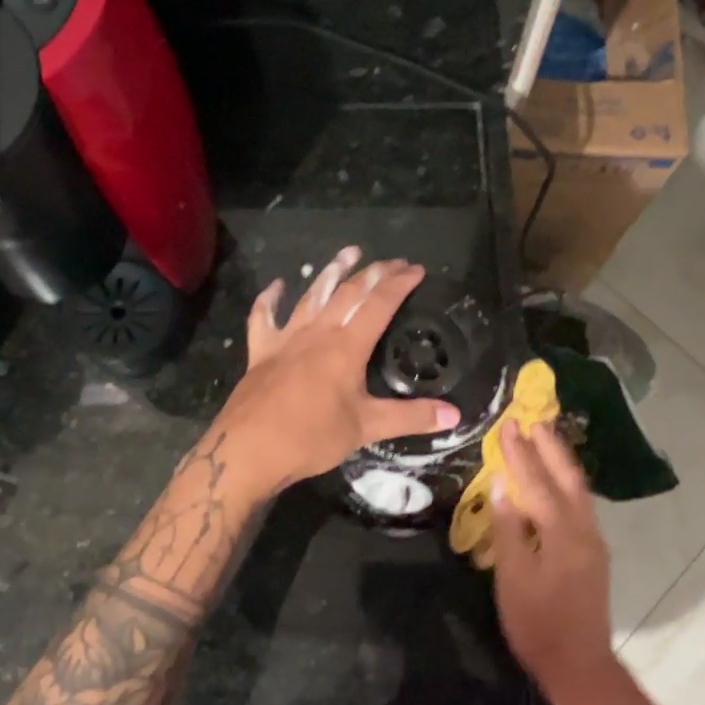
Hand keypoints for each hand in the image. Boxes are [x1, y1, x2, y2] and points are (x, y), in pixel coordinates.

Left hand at [214, 247, 460, 490]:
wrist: (250, 450)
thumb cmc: (311, 437)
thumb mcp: (366, 428)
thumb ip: (411, 418)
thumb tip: (454, 416)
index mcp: (346, 347)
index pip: (379, 304)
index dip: (399, 283)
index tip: (417, 269)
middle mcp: (317, 333)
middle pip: (348, 293)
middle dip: (373, 273)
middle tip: (392, 262)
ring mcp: (285, 339)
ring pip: (311, 296)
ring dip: (331, 272)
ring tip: (348, 254)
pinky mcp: (261, 352)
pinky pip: (264, 318)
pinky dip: (269, 299)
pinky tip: (276, 287)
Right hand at [489, 419, 620, 700]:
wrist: (579, 664)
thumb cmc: (537, 624)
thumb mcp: (512, 578)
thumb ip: (507, 530)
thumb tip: (501, 487)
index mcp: (562, 533)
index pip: (536, 482)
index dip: (519, 453)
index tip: (507, 424)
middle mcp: (584, 529)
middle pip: (567, 477)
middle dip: (549, 446)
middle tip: (533, 418)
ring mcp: (592, 541)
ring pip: (577, 490)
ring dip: (560, 462)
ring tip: (544, 439)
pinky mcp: (593, 554)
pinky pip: (579, 505)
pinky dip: (565, 484)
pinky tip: (555, 482)